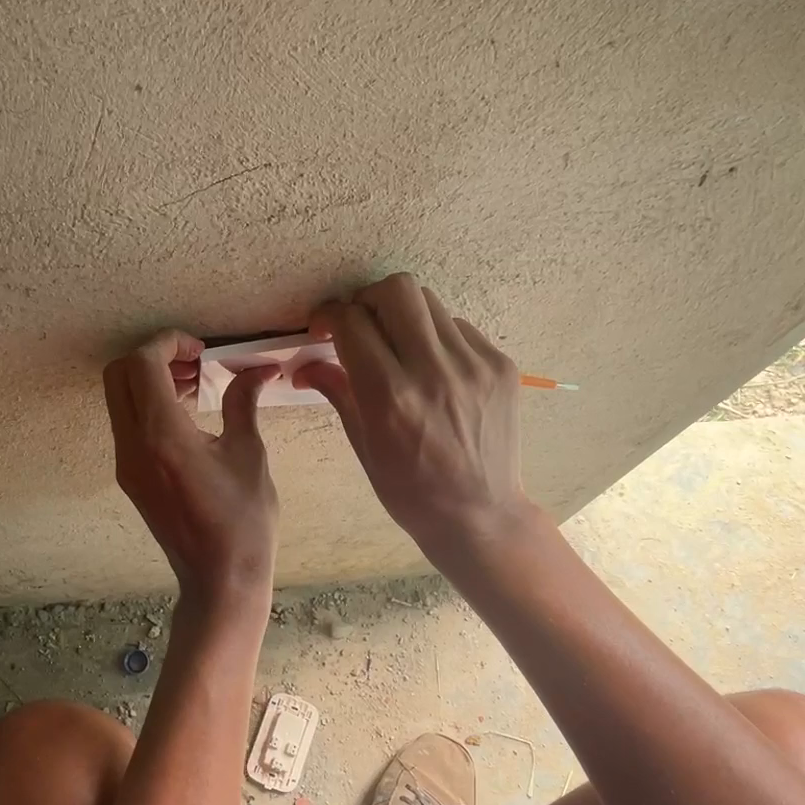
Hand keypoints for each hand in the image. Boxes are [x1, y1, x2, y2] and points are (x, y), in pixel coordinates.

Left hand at [103, 330, 278, 602]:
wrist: (219, 578)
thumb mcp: (249, 454)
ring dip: (149, 381)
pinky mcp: (130, 478)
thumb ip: (243, 402)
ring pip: (118, 399)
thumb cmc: (242, 521)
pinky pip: (127, 425)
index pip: (142, 364)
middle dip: (152, 357)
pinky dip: (148, 406)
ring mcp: (126, 464)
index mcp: (163, 436)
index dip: (168, 343)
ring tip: (195, 386)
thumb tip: (256, 369)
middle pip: (118, 375)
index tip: (199, 349)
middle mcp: (133, 446)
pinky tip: (187, 416)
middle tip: (193, 363)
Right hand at [295, 273, 532, 559]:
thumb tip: (305, 365)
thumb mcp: (364, 446)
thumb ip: (338, 392)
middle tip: (360, 325)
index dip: (329, 316)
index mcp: (390, 398)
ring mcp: (473, 366)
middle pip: (396, 290)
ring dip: (402, 316)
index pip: (352, 323)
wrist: (478, 514)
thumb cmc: (410, 491)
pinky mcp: (500, 365)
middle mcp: (433, 373)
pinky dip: (436, 339)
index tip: (323, 327)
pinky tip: (432, 370)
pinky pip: (458, 329)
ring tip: (397, 348)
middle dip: (367, 300)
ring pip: (429, 303)